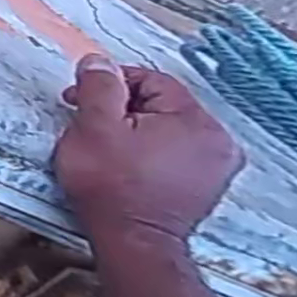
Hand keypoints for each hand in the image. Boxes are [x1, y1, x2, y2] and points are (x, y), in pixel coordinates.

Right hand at [55, 54, 242, 247]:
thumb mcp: (92, 126)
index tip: (78, 96)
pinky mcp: (205, 182)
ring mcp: (217, 165)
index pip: (152, 80)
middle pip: (161, 103)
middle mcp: (219, 141)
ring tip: (101, 141)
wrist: (130, 235)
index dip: (111, 82)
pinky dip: (146, 145)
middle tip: (83, 118)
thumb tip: (99, 60)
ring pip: (166, 126)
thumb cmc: (108, 179)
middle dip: (119, 104)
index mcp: (196, 122)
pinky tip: (123, 159)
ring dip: (131, 125)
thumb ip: (99, 88)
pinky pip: (174, 148)